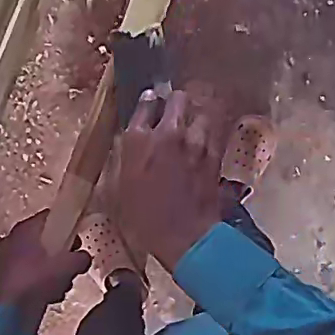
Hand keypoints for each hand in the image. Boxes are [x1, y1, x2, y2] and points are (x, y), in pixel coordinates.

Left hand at [0, 211, 89, 323]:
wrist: (4, 311)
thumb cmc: (34, 279)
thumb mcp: (67, 265)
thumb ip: (80, 258)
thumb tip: (84, 257)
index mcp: (26, 229)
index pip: (52, 217)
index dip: (69, 226)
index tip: (79, 238)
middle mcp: (15, 241)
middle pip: (48, 241)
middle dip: (64, 256)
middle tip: (73, 266)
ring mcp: (10, 262)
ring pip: (42, 262)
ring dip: (56, 275)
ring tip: (62, 286)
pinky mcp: (9, 282)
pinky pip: (33, 279)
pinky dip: (43, 287)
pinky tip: (50, 297)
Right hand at [112, 89, 226, 270]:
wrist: (183, 235)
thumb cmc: (144, 217)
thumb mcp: (120, 187)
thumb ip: (125, 157)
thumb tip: (128, 143)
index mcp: (137, 140)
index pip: (145, 103)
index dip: (149, 102)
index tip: (151, 103)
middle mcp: (167, 132)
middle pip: (177, 99)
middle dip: (176, 102)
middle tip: (175, 110)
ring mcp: (194, 141)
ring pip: (201, 111)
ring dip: (197, 114)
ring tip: (194, 122)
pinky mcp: (214, 153)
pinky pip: (215, 131)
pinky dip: (211, 130)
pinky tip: (207, 137)